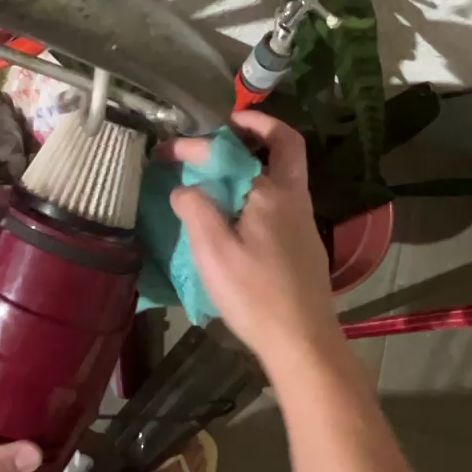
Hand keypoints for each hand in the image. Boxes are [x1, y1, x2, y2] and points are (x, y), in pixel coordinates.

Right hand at [170, 111, 342, 369]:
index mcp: (272, 194)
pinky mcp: (302, 242)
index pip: (234, 151)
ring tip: (221, 165)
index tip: (168, 151)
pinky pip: (282, 195)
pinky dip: (259, 183)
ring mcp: (303, 220)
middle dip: (257, 128)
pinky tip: (236, 206)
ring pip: (286, 171)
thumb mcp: (213, 252)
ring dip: (258, 156)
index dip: (197, 145)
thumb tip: (185, 188)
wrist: (304, 343)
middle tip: (226, 128)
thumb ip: (196, 210)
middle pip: (285, 145)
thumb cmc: (256, 295)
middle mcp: (294, 198)